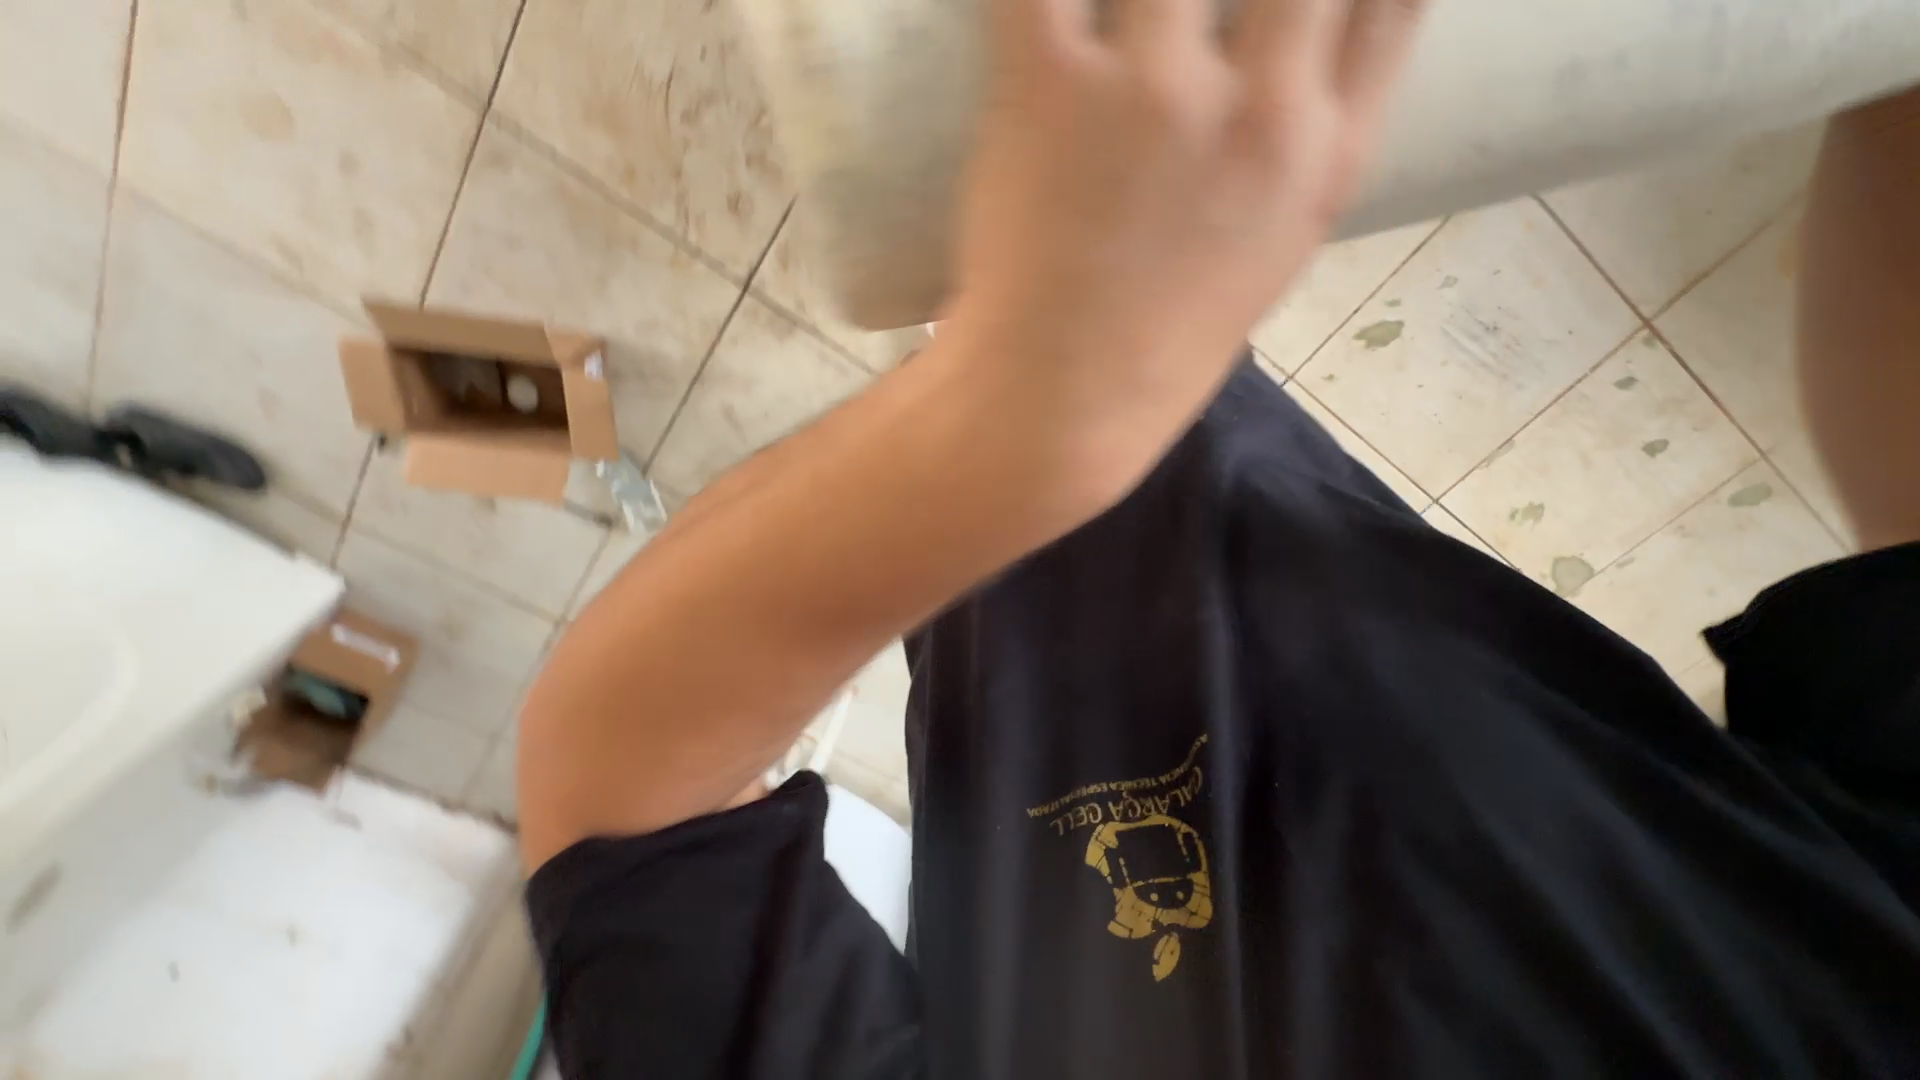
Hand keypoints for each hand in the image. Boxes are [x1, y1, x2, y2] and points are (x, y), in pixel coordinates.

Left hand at [947, 0, 1428, 437]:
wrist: (1056, 407)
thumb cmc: (1156, 347)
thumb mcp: (1268, 255)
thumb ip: (1296, 149)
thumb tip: (1293, 67)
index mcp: (1326, 157)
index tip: (1295, 0)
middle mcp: (1262, 111)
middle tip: (1179, 21)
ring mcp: (1157, 90)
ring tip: (1117, 20)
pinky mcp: (1051, 88)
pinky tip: (1027, 9)